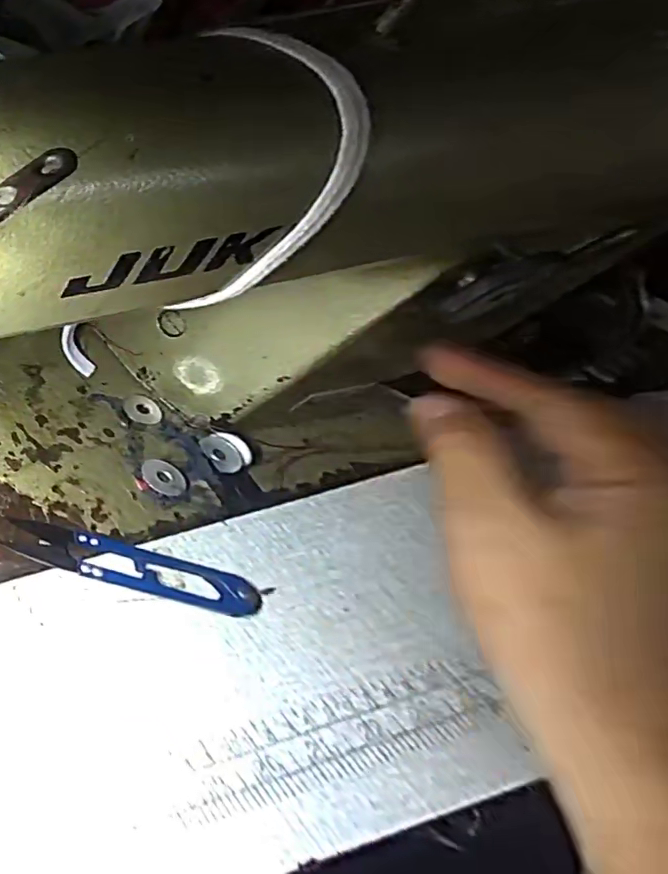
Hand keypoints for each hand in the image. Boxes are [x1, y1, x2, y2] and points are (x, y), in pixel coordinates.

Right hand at [409, 344, 667, 873]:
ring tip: (476, 415)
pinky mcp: (652, 561)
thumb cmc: (551, 621)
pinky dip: (550, 462)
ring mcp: (666, 533)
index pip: (554, 403)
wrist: (616, 721)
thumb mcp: (486, 523)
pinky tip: (518, 472)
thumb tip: (437, 404)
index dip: (487, 374)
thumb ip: (462, 452)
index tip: (431, 354)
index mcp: (641, 479)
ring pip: (600, 455)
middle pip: (591, 423)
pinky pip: (601, 485)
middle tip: (452, 379)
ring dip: (535, 427)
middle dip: (517, 395)